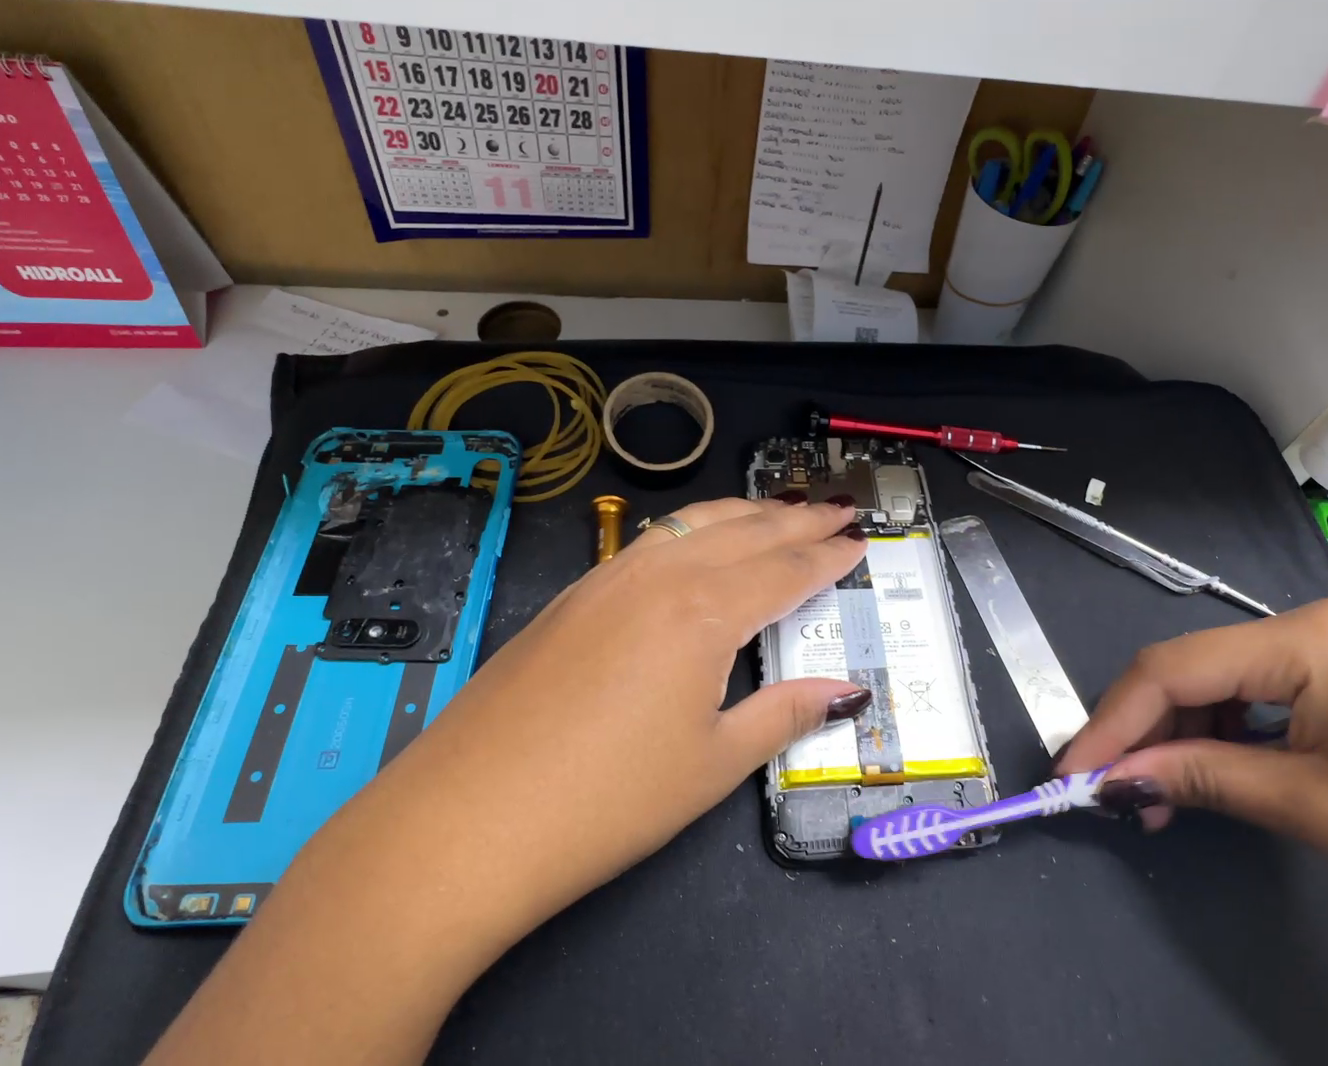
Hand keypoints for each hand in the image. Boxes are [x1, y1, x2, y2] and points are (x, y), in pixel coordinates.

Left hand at [147, 496, 870, 1065]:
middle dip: (794, 518)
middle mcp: (657, 578)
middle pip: (741, 532)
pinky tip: (694, 546)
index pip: (783, 571)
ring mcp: (605, 582)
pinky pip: (648, 544)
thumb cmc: (608, 802)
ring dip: (741, 514)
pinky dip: (690, 532)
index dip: (826, 557)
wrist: (466, 819)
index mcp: (704, 613)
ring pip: (689, 526)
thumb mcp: (712, 765)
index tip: (860, 542)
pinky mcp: (569, 599)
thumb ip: (783, 714)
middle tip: (836, 508)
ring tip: (776, 511)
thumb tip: (845, 691)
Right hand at [1057, 599, 1327, 1062]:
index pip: (1173, 668)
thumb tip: (1113, 778)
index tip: (1071, 774)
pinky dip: (1224, 739)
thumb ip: (1202, 778)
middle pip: (1192, 671)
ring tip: (1157, 800)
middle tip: (1112, 794)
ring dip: (1181, 739)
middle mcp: (1311, 627)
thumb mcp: (1313, 806)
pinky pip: (1260, 700)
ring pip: (1221, 686)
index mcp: (1305, 638)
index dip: (1111, 721)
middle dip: (1144, 731)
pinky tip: (1208, 778)